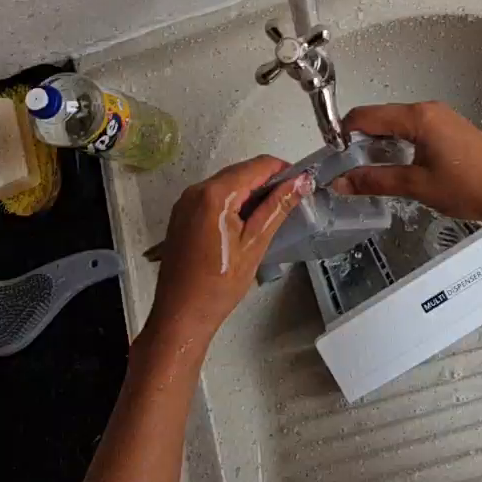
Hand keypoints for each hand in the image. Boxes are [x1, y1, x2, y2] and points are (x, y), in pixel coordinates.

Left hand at [144, 156, 312, 344]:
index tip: (300, 183)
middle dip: (267, 180)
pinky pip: (213, 196)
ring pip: (227, 182)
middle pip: (240, 171)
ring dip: (250, 191)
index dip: (283, 170)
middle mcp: (196, 190)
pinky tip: (245, 222)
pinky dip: (233, 200)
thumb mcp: (255, 244)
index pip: (257, 166)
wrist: (181, 315)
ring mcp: (185, 202)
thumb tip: (300, 182)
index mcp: (214, 195)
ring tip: (270, 214)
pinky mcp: (182, 214)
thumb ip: (277, 207)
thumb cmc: (218, 285)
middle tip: (290, 200)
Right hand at [331, 102, 481, 229]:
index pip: (366, 116)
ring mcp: (443, 118)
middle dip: (360, 139)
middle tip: (346, 168)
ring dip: (380, 143)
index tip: (331, 156)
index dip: (344, 133)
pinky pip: (416, 130)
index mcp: (418, 117)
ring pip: (398, 124)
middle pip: (381, 117)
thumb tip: (340, 182)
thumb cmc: (469, 187)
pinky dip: (400, 143)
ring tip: (369, 171)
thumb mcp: (417, 186)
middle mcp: (430, 110)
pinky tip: (398, 166)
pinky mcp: (452, 131)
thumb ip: (375, 181)